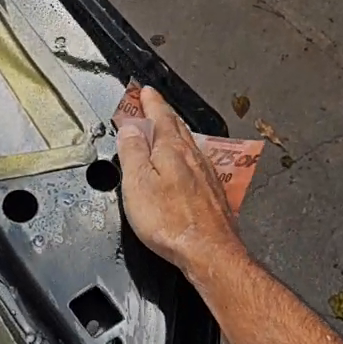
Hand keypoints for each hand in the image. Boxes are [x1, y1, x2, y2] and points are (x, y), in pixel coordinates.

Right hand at [114, 86, 246, 279]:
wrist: (209, 252)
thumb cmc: (171, 222)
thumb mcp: (138, 184)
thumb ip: (133, 152)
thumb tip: (130, 128)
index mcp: (171, 150)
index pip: (160, 117)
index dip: (151, 103)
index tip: (147, 92)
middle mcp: (192, 158)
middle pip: (176, 127)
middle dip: (163, 113)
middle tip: (154, 104)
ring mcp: (205, 175)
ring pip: (188, 144)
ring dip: (175, 132)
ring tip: (168, 128)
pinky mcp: (212, 193)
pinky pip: (196, 163)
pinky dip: (185, 155)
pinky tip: (186, 163)